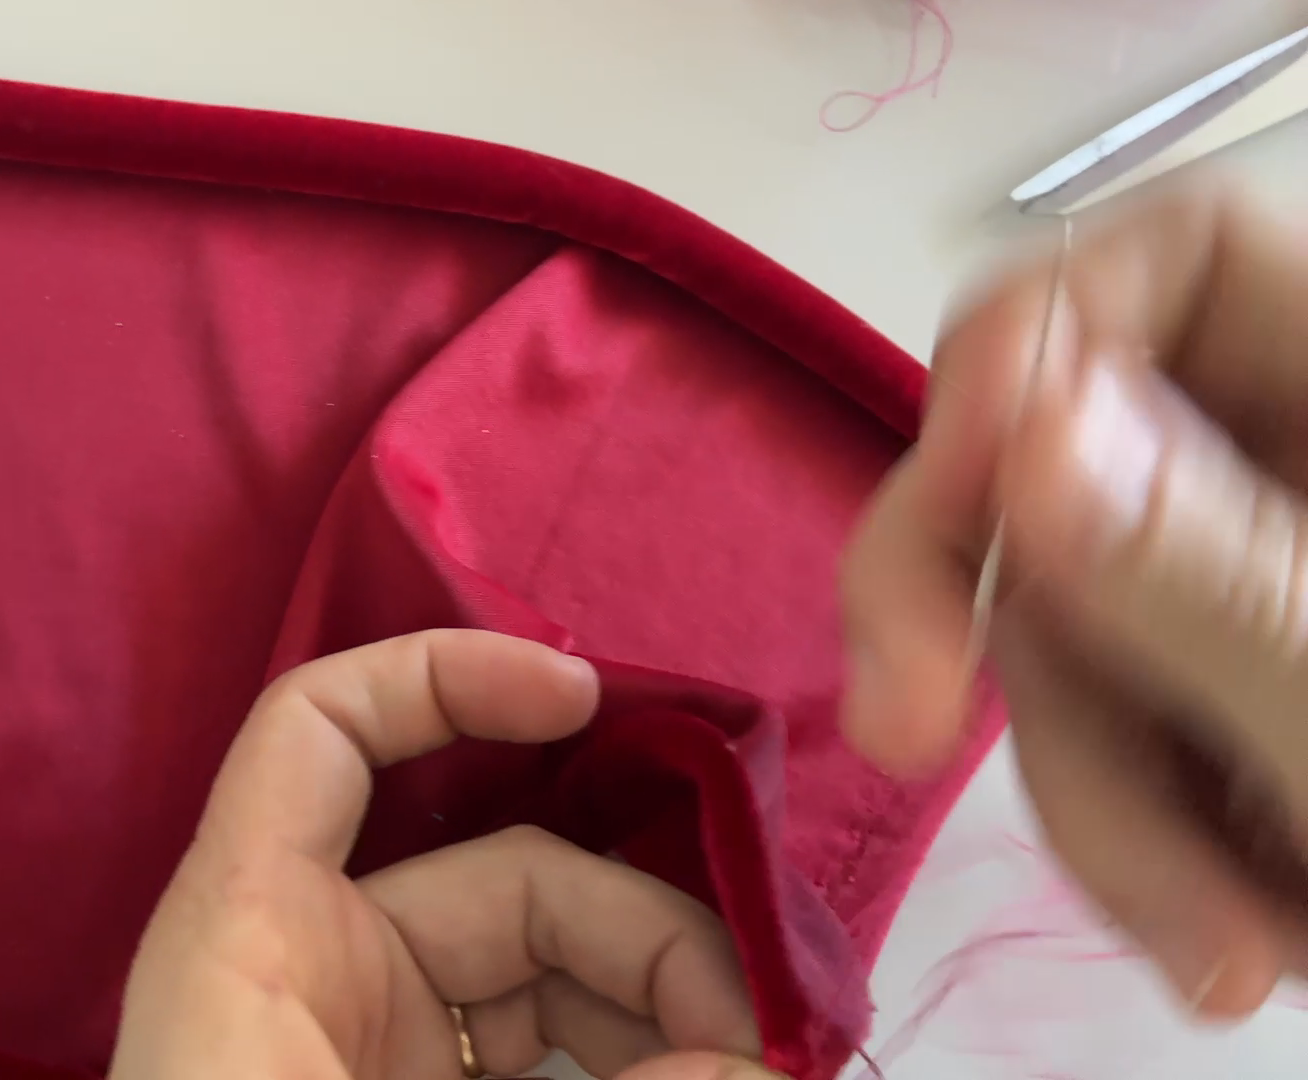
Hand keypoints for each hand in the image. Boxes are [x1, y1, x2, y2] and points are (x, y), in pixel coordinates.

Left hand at [108, 629, 775, 1079]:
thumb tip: (761, 1074)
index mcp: (251, 931)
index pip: (319, 724)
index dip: (440, 675)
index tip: (580, 693)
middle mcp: (309, 954)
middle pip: (489, 857)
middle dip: (635, 915)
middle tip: (771, 1017)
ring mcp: (369, 1027)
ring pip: (535, 948)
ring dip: (656, 999)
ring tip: (759, 1073)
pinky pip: (538, 1030)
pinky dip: (626, 1054)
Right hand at [840, 178, 1307, 1018]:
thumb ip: (1223, 576)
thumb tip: (1023, 442)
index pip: (1170, 266)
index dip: (1027, 345)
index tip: (964, 480)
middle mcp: (1288, 475)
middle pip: (1032, 470)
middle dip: (944, 608)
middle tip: (899, 732)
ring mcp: (1227, 583)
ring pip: (1041, 626)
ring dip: (1085, 789)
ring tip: (1213, 947)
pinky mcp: (1197, 685)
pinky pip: (1076, 715)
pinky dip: (1117, 831)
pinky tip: (1213, 929)